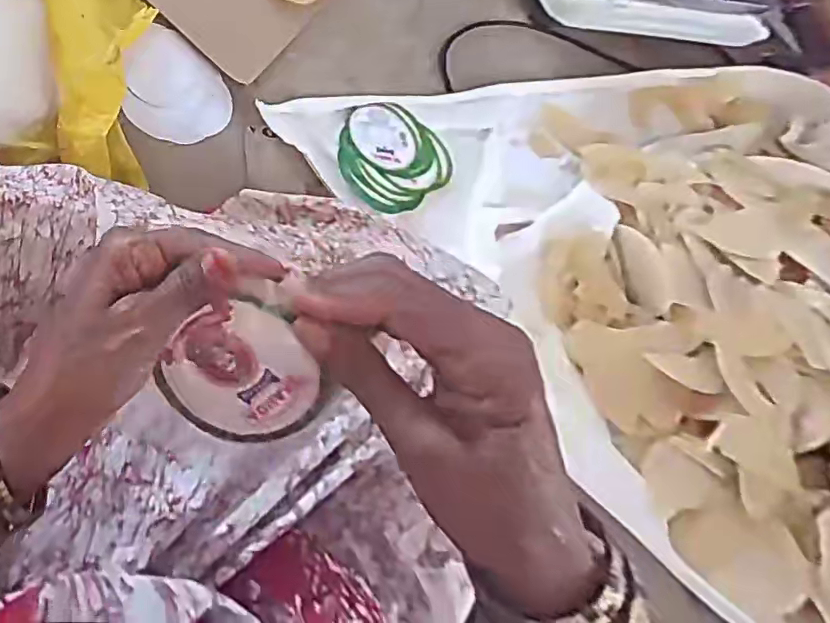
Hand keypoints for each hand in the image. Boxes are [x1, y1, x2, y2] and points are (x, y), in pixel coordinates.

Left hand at [0, 228, 286, 498]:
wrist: (41, 421)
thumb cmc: (87, 372)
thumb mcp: (141, 329)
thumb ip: (185, 290)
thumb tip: (226, 253)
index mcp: (124, 249)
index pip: (193, 242)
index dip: (238, 255)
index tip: (279, 271)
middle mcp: (124, 256)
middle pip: (189, 256)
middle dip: (227, 274)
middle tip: (273, 291)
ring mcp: (124, 282)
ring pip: (182, 279)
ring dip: (212, 294)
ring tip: (249, 308)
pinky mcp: (126, 309)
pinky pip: (169, 301)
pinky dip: (193, 312)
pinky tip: (212, 326)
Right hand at [292, 255, 601, 618]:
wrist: (540, 547)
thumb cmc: (487, 509)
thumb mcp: (418, 447)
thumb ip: (365, 377)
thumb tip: (307, 325)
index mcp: (488, 352)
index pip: (406, 302)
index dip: (344, 296)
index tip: (293, 301)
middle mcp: (487, 324)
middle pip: (402, 281)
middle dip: (342, 287)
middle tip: (289, 304)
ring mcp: (478, 326)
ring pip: (401, 285)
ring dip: (350, 292)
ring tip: (305, 310)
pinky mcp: (464, 337)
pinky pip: (408, 305)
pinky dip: (367, 306)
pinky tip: (338, 319)